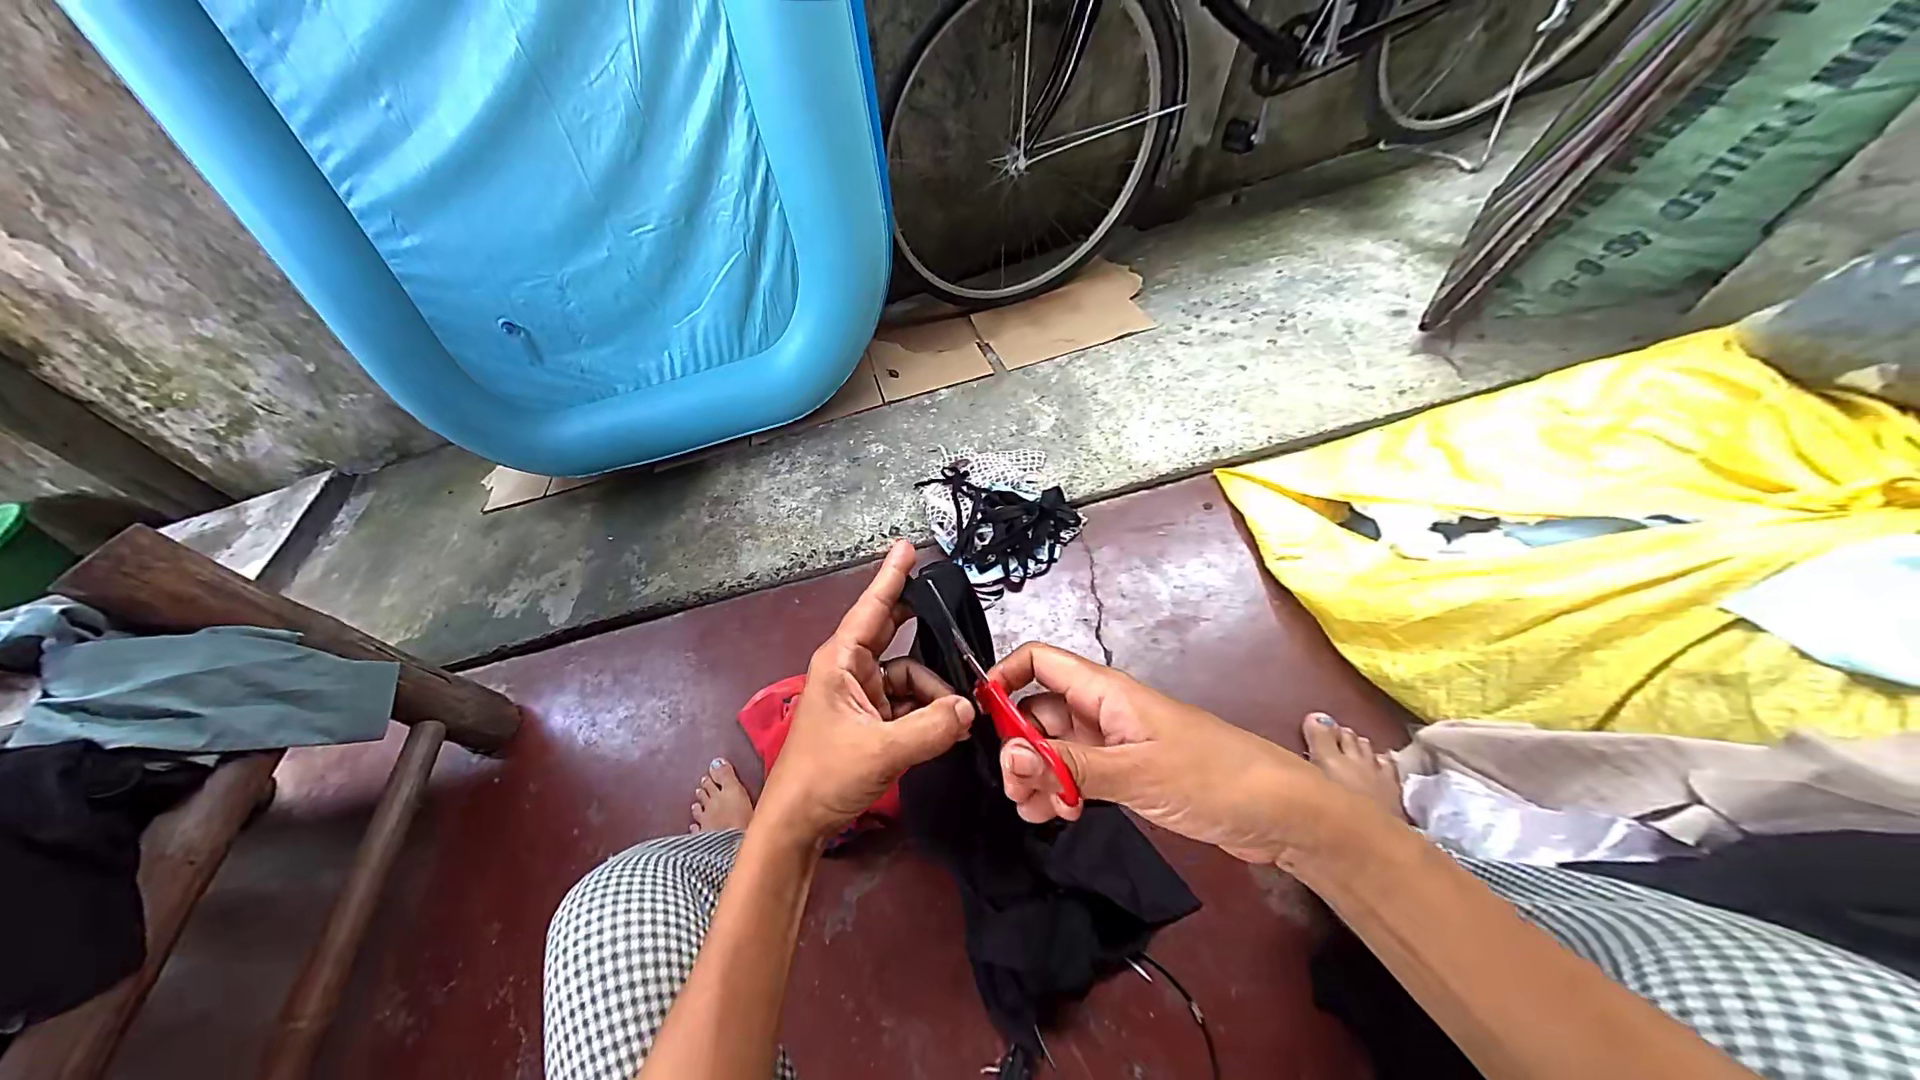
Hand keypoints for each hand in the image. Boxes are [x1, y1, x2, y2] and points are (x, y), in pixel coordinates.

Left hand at [756, 540, 974, 845]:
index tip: (908, 547)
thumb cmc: (823, 777)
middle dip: (925, 628)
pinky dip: (930, 715)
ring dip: (936, 695)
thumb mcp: (882, 751)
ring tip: (958, 719)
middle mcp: (852, 670)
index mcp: (841, 662)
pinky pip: (910, 704)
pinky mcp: (872, 720)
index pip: (872, 608)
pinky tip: (947, 731)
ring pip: (912, 677)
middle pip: (894, 633)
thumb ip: (931, 728)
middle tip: (953, 617)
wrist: (798, 825)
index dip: (892, 576)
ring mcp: (863, 696)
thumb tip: (968, 708)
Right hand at [989, 643, 1339, 864]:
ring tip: (1038, 810)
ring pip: (1052, 747)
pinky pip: (1074, 773)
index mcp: (1104, 691)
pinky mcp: (1123, 772)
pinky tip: (1061, 815)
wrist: (1279, 812)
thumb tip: (1013, 756)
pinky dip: (1060, 791)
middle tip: (1021, 788)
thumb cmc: (1213, 776)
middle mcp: (1101, 710)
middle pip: (1037, 711)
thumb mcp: (1138, 771)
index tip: (982, 720)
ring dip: (1037, 775)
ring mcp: (1111, 742)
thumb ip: (1072, 764)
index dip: (1004, 678)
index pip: (1038, 661)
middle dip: (1019, 746)